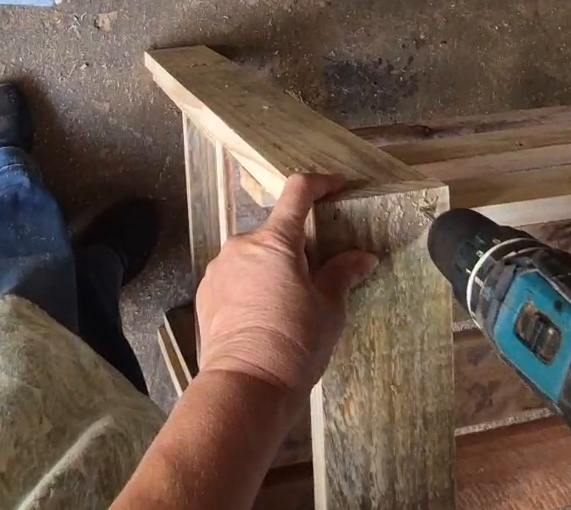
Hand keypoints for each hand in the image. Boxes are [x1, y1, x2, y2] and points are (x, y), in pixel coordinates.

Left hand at [194, 174, 380, 395]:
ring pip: (254, 255)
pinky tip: (263, 316)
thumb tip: (364, 258)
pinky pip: (235, 276)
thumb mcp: (329, 309)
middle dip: (296, 248)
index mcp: (276, 240)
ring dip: (272, 268)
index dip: (321, 183)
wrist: (245, 385)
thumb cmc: (294, 343)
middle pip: (276, 232)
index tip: (338, 187)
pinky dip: (251, 285)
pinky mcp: (206, 290)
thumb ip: (343, 274)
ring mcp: (220, 266)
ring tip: (287, 306)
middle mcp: (243, 244)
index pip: (298, 192)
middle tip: (316, 277)